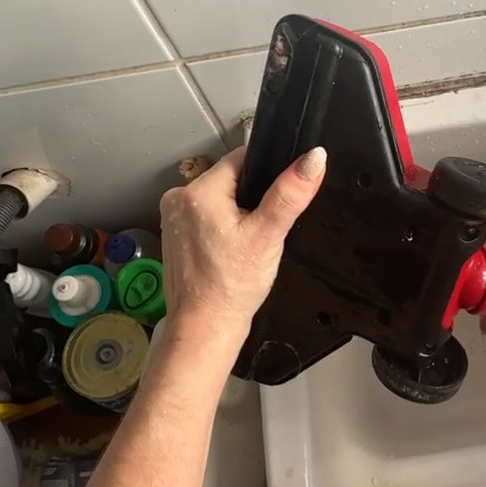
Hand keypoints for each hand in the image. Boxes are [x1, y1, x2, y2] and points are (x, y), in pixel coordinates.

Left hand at [157, 145, 325, 355]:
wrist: (205, 328)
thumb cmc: (231, 287)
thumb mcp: (268, 235)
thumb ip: (290, 193)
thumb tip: (313, 159)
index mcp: (197, 191)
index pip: (241, 158)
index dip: (265, 176)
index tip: (272, 203)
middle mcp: (177, 199)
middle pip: (230, 179)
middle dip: (250, 199)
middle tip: (258, 232)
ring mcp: (172, 218)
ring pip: (219, 198)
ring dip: (235, 214)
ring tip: (243, 245)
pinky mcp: (175, 235)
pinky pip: (206, 216)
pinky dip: (221, 228)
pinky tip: (228, 252)